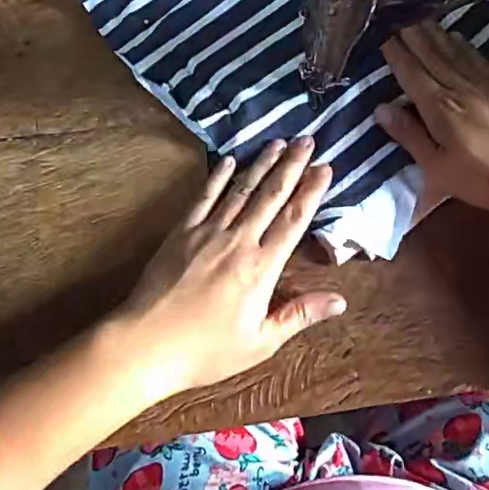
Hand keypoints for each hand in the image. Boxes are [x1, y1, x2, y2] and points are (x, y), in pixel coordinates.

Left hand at [107, 138, 345, 400]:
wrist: (147, 342)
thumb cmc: (206, 349)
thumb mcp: (260, 342)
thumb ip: (300, 314)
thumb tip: (341, 300)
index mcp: (261, 268)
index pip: (294, 221)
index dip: (311, 191)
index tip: (325, 167)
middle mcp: (238, 242)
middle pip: (271, 196)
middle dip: (291, 165)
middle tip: (307, 140)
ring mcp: (207, 232)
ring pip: (241, 190)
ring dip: (261, 163)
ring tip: (278, 142)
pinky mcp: (182, 231)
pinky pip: (204, 197)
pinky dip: (219, 177)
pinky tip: (230, 160)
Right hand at [376, 22, 488, 222]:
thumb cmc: (486, 179)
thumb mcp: (439, 168)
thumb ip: (411, 136)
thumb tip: (381, 109)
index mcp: (440, 109)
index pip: (413, 75)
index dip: (398, 56)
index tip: (384, 38)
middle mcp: (461, 91)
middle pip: (434, 58)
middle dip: (415, 38)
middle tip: (400, 19)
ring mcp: (485, 89)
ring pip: (456, 56)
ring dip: (438, 37)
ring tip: (424, 21)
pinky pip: (478, 62)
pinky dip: (465, 48)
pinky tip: (460, 41)